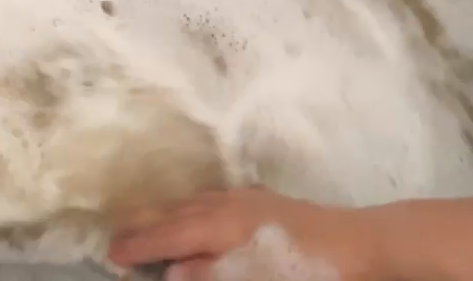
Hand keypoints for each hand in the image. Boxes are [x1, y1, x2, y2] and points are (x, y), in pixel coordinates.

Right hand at [108, 189, 387, 280]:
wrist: (361, 245)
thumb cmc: (307, 269)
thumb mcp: (257, 278)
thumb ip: (211, 273)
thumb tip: (170, 272)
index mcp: (220, 224)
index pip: (169, 234)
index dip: (139, 244)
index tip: (111, 253)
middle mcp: (223, 204)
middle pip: (172, 212)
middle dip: (142, 223)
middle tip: (114, 235)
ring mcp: (240, 199)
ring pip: (188, 203)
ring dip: (162, 214)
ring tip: (141, 222)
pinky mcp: (257, 201)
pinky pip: (206, 200)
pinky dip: (186, 208)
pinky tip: (189, 213)